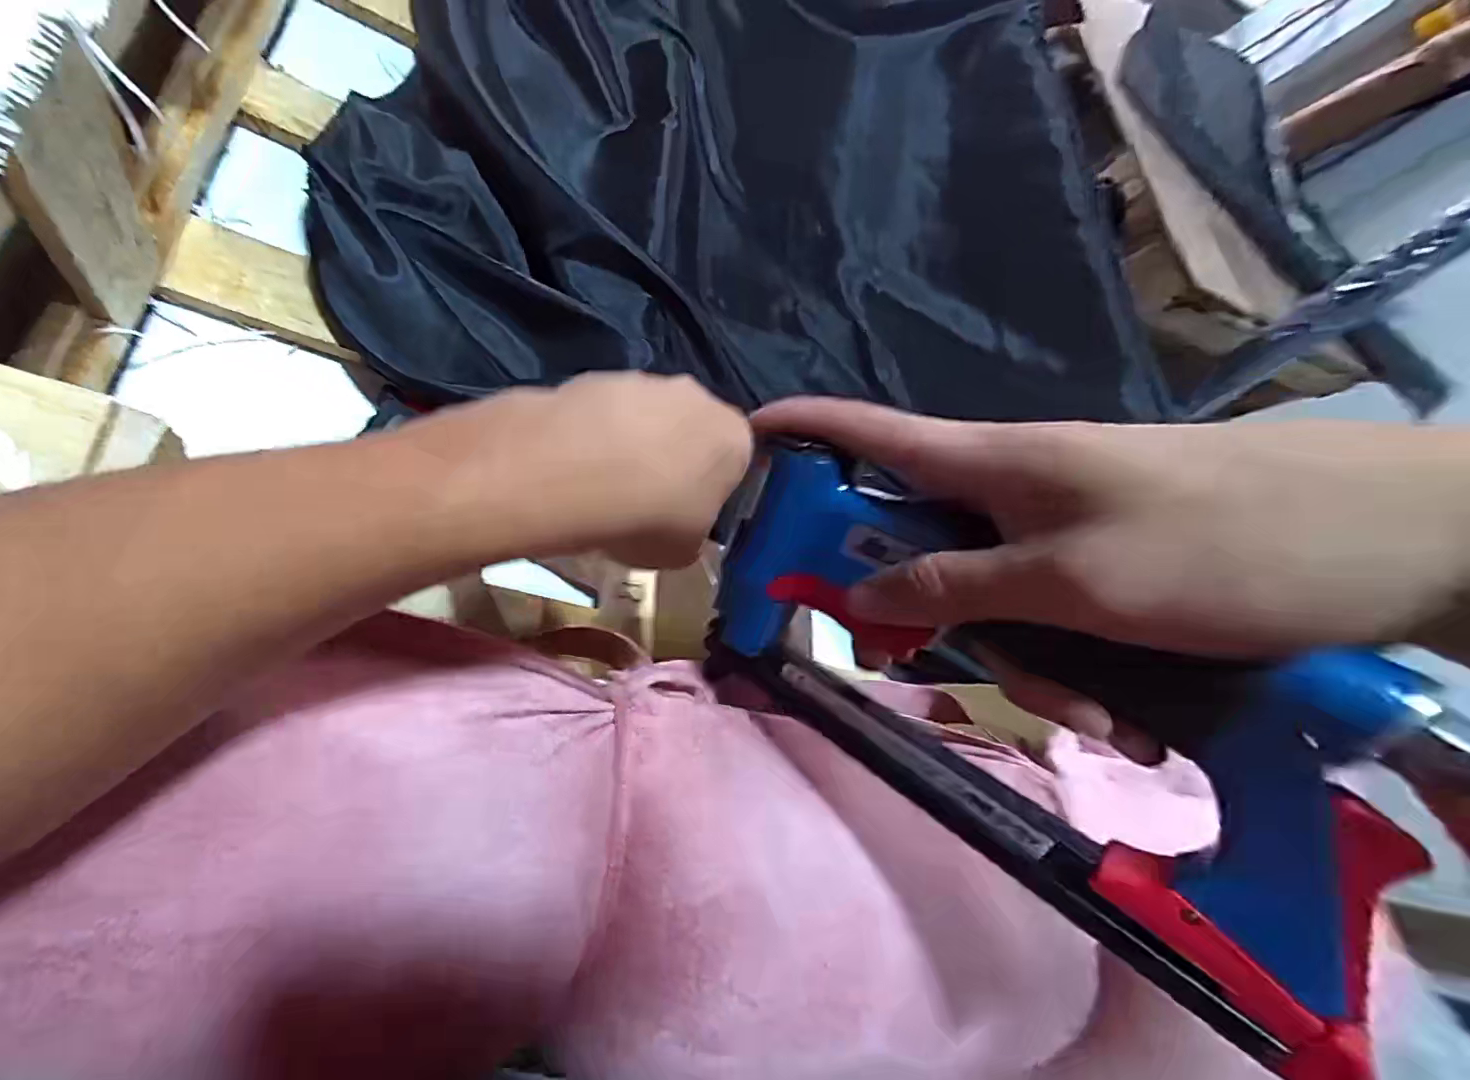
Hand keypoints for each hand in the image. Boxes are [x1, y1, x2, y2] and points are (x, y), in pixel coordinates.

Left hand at [409, 373, 753, 567]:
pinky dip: (583, 441)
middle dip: (665, 468)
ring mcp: (629, 380)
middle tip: (633, 509)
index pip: (738, 462)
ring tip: (588, 493)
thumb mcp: (679, 552)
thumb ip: (687, 537)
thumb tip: (672, 533)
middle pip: (683, 434)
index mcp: (729, 435)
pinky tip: (559, 471)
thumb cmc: (637, 520)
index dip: (709, 496)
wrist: (559, 471)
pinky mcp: (580, 379)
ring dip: (621, 452)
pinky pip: (594, 416)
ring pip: (636, 420)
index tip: (680, 522)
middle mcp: (686, 394)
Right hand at [753, 398, 1469, 739]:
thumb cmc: (1234, 543)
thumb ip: (952, 587)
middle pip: (905, 535)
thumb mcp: (1075, 582)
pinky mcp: (1094, 554)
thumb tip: (856, 591)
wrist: (1429, 538)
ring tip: (1084, 710)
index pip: (865, 432)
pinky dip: (1058, 656)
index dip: (800, 429)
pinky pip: (1035, 605)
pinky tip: (1116, 705)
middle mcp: (1003, 489)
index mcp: (986, 465)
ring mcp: (1048, 523)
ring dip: (1006, 654)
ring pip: (974, 587)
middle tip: (897, 654)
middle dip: (901, 600)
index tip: (743, 438)